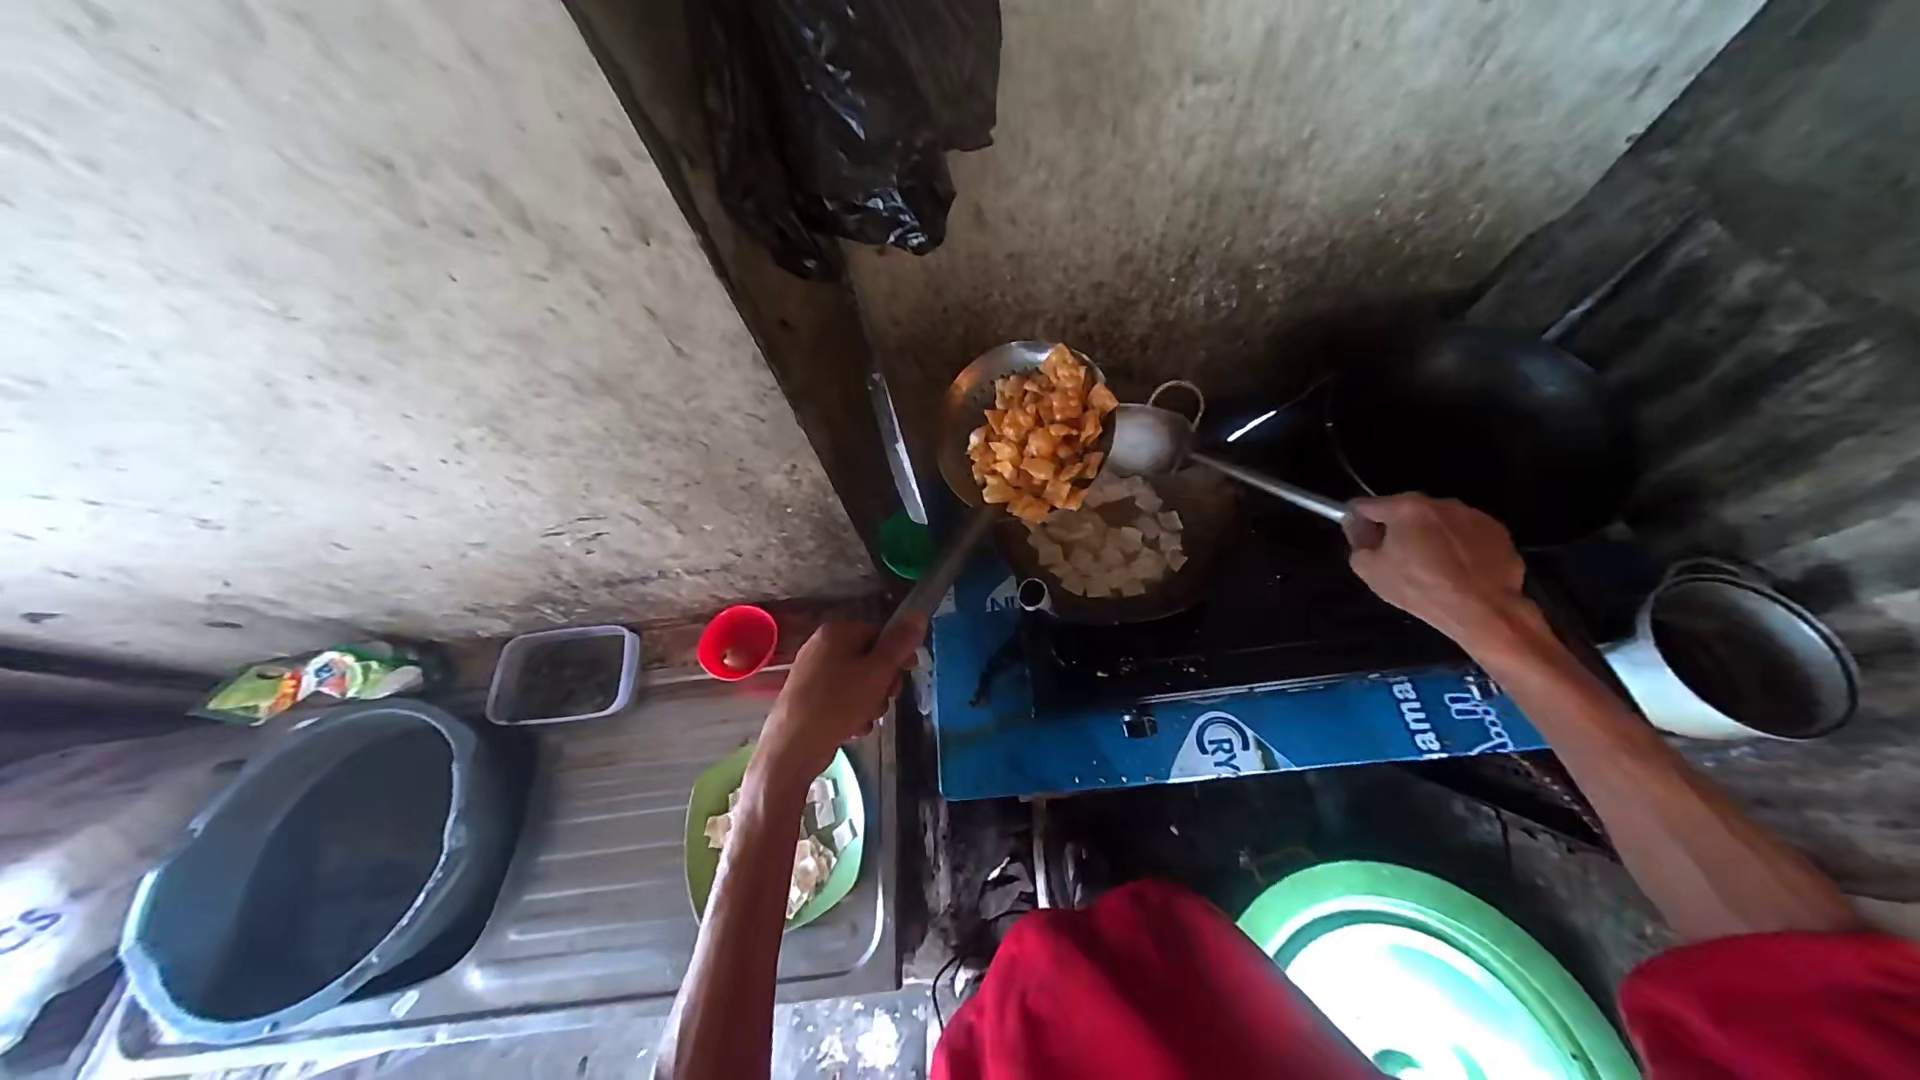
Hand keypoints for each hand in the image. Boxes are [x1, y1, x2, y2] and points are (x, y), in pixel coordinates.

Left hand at [746, 615, 925, 798]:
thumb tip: (918, 613)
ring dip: (870, 701)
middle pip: (869, 658)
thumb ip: (900, 644)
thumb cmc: (838, 703)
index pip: (880, 633)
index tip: (907, 675)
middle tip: (885, 699)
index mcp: (836, 631)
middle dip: (883, 682)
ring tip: (865, 718)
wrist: (793, 746)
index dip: (898, 655)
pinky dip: (851, 711)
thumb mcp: (877, 672)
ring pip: (858, 681)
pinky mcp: (808, 697)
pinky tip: (851, 728)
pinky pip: (841, 697)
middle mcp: (821, 645)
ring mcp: (812, 672)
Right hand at [1347, 494, 1535, 647]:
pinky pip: (1466, 535)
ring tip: (1432, 567)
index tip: (1358, 536)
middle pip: (1406, 511)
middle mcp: (1442, 504)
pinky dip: (1458, 547)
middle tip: (1396, 557)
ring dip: (1430, 536)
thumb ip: (1358, 542)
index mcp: (1406, 508)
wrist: (1482, 609)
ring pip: (1439, 522)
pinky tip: (1458, 571)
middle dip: (1397, 528)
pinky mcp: (1498, 533)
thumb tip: (1359, 528)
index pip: (1367, 505)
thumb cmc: (1419, 587)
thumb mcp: (1369, 569)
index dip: (1357, 519)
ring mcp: (1474, 516)